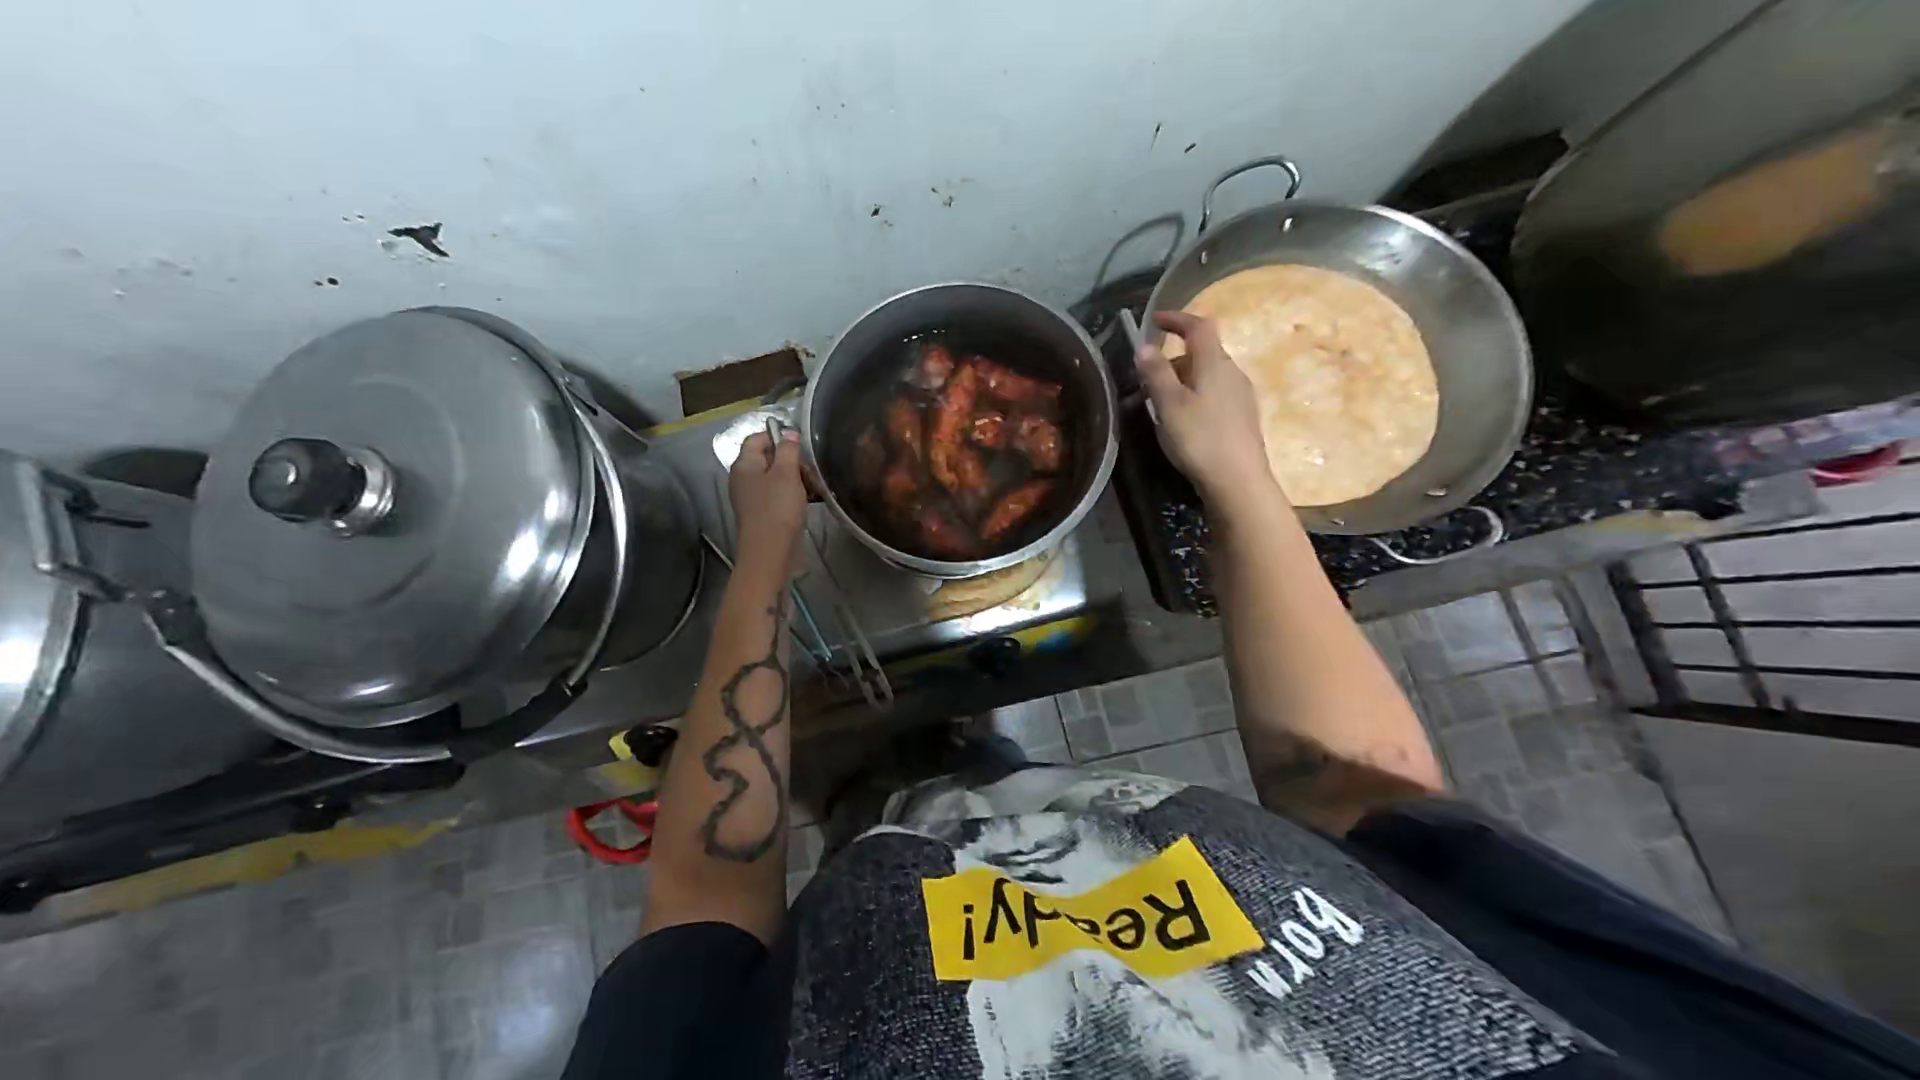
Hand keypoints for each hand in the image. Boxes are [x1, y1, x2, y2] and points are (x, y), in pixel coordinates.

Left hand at [729, 428, 807, 570]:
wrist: (770, 553)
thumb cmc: (777, 509)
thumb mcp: (786, 474)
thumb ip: (788, 449)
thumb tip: (789, 432)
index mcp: (744, 465)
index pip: (758, 438)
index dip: (779, 436)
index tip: (802, 444)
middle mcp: (743, 478)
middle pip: (768, 458)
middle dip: (791, 460)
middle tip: (811, 470)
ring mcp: (751, 498)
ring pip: (775, 478)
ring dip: (796, 479)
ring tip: (814, 487)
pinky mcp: (761, 513)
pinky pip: (777, 495)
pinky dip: (793, 494)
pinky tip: (809, 501)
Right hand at [1136, 311, 1278, 506]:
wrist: (1238, 481)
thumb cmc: (1200, 439)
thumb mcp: (1169, 406)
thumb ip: (1156, 373)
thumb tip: (1144, 346)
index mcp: (1214, 363)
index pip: (1198, 326)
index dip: (1177, 318)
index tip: (1154, 320)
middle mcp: (1232, 372)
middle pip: (1202, 352)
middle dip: (1173, 358)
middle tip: (1147, 380)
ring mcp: (1241, 394)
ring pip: (1207, 374)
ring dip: (1182, 380)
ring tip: (1160, 405)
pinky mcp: (1242, 416)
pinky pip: (1214, 393)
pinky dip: (1194, 395)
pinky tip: (1183, 421)